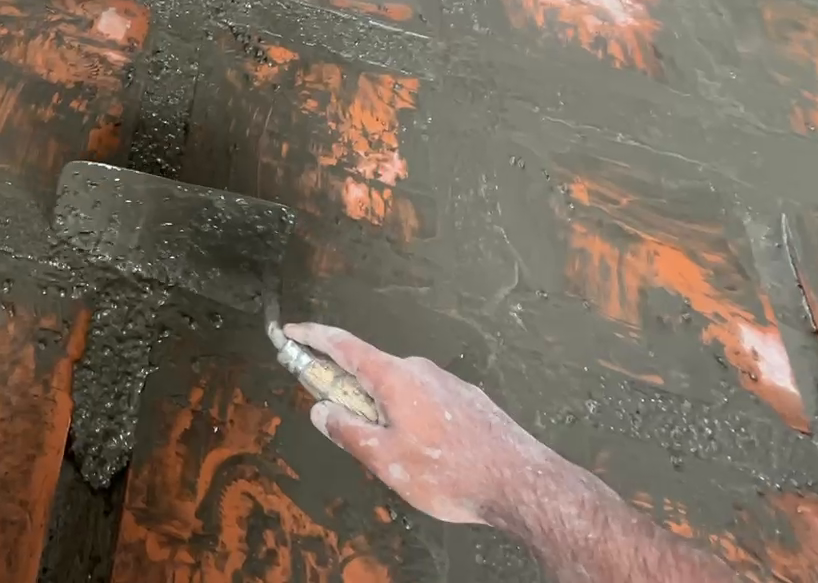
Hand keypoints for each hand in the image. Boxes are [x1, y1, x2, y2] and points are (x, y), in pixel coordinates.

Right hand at [284, 323, 567, 525]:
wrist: (527, 486)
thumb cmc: (448, 472)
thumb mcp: (386, 460)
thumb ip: (348, 432)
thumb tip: (320, 410)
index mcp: (393, 376)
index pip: (342, 344)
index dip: (312, 336)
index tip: (290, 330)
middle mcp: (418, 369)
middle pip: (371, 368)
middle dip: (349, 386)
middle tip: (340, 416)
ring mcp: (447, 382)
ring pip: (400, 387)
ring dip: (382, 405)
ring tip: (392, 449)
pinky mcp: (469, 400)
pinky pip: (425, 398)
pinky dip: (409, 413)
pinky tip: (427, 450)